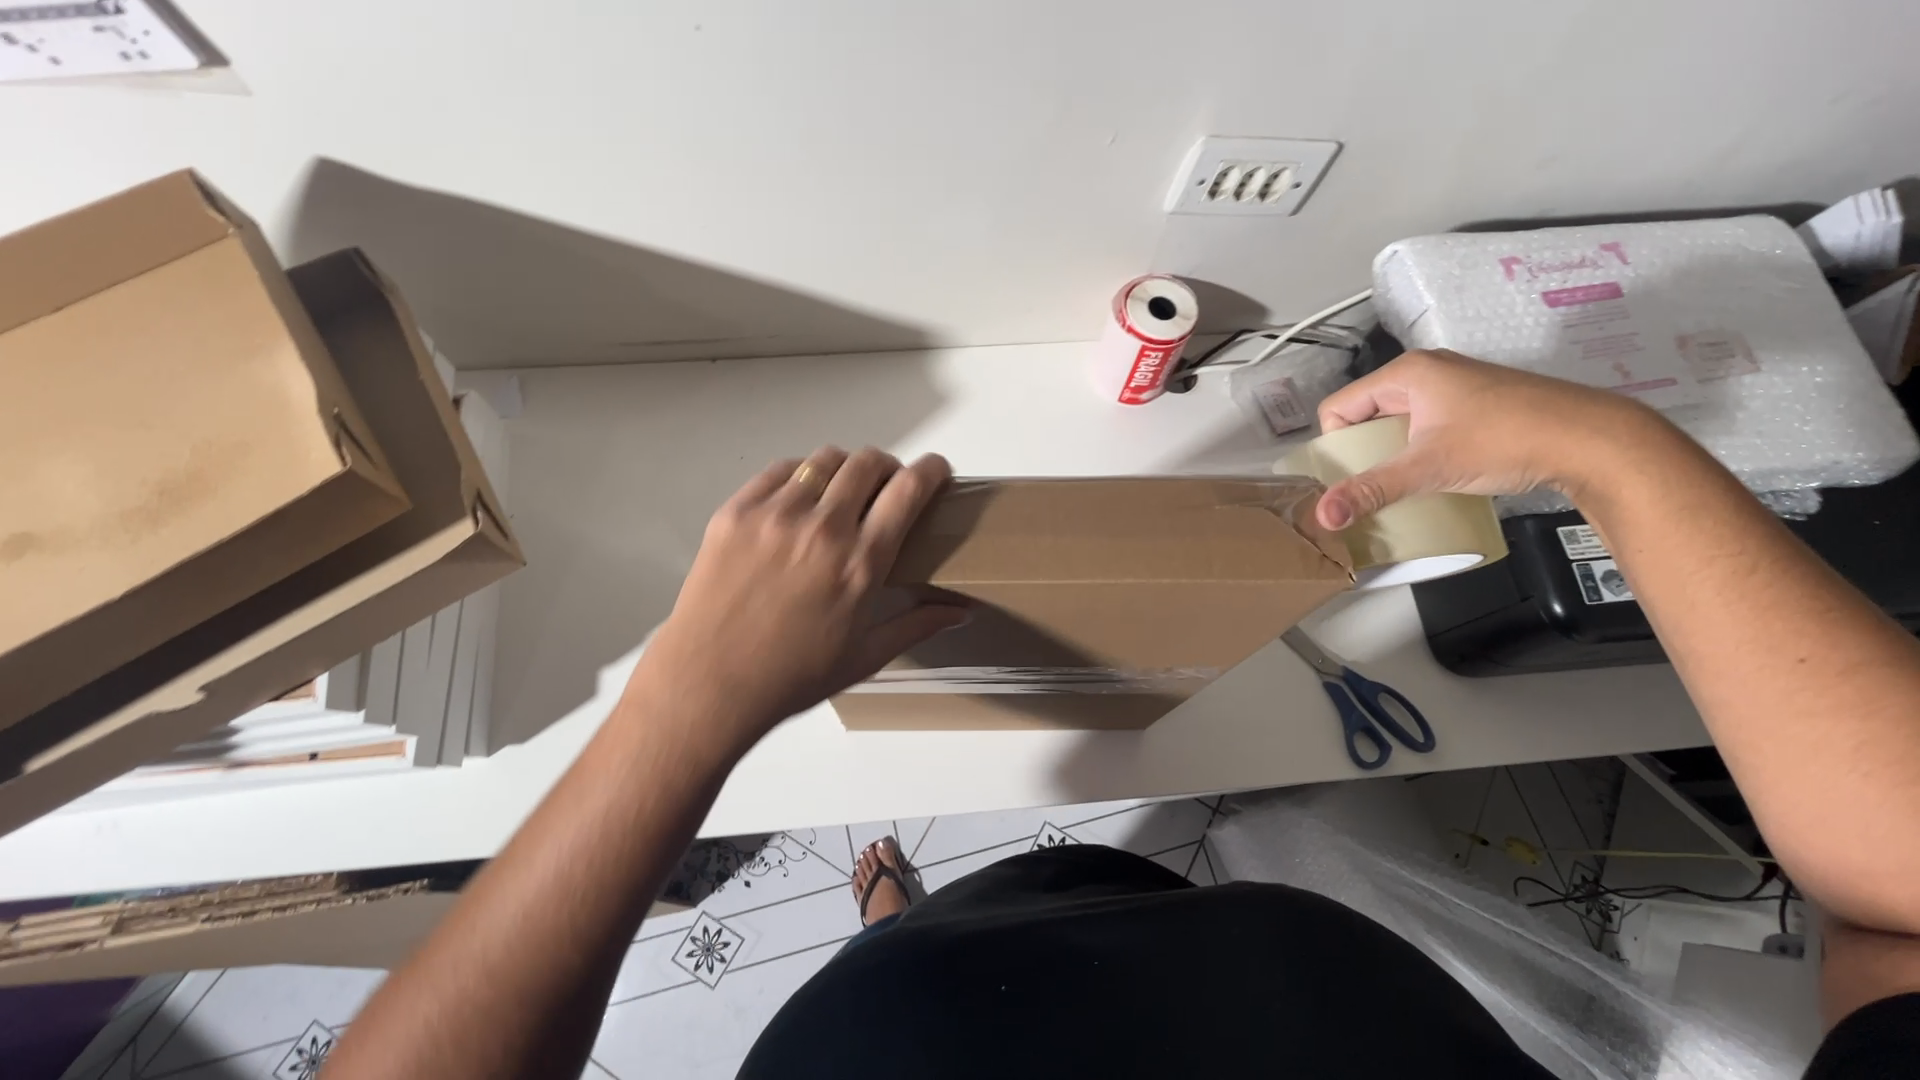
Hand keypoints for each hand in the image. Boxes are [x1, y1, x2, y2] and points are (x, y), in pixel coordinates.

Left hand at [626, 447, 967, 753]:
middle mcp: (822, 528)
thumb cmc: (792, 677)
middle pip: (868, 463)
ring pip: (824, 459)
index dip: (932, 470)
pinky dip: (799, 475)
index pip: (909, 490)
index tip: (937, 471)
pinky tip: (799, 499)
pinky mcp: (736, 512)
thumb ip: (916, 625)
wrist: (708, 683)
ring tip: (841, 491)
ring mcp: (775, 515)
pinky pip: (779, 470)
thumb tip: (961, 612)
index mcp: (860, 564)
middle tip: (886, 486)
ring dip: (844, 469)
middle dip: (888, 467)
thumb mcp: (864, 657)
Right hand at [1312, 349, 1666, 529]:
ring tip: (1403, 483)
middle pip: (1366, 413)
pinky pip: (1425, 424)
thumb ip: (1371, 490)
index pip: (1339, 406)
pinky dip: (1420, 448)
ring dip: (1392, 452)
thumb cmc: (1504, 441)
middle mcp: (1427, 370)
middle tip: (1372, 485)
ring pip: (1397, 421)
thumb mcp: (1429, 468)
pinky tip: (1435, 472)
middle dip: (1363, 451)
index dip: (1336, 444)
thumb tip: (1322, 517)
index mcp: (1407, 373)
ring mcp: (1455, 384)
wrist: (1593, 440)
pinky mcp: (1476, 402)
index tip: (1349, 477)